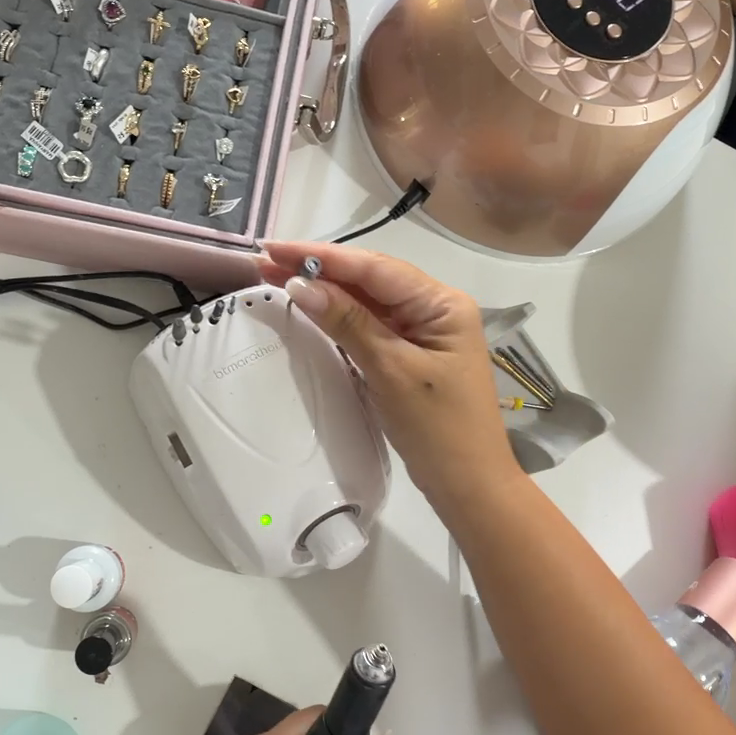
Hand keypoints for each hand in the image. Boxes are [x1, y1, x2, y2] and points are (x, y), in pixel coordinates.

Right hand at [256, 242, 519, 503]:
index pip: (375, 268)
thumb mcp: (390, 371)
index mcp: (442, 303)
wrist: (469, 485)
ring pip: (367, 301)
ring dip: (324, 290)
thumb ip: (348, 322)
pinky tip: (310, 306)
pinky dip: (339, 317)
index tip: (275, 249)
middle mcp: (434, 308)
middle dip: (319, 269)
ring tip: (275, 276)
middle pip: (370, 279)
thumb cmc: (438, 429)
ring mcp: (422, 332)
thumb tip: (301, 284)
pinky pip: (370, 325)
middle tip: (266, 259)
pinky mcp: (410, 354)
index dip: (322, 256)